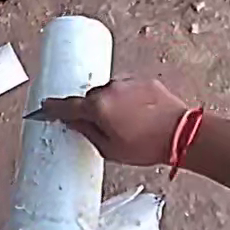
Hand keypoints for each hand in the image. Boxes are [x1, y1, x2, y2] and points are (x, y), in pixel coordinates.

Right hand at [35, 76, 191, 166]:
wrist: (183, 134)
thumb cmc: (148, 146)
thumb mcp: (109, 149)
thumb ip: (87, 132)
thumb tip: (74, 123)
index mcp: (96, 107)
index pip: (66, 106)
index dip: (53, 107)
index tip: (45, 107)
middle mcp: (108, 90)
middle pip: (89, 99)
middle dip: (91, 110)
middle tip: (101, 127)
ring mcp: (127, 83)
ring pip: (108, 92)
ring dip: (111, 104)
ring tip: (126, 123)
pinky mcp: (143, 81)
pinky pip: (126, 88)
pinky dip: (127, 98)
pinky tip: (138, 115)